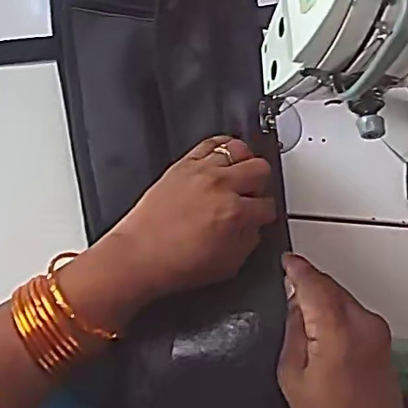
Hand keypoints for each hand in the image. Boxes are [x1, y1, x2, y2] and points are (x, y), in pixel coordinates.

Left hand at [94, 136, 276, 303]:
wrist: (140, 255)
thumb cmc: (175, 262)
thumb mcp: (227, 265)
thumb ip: (248, 241)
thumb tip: (254, 227)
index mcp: (235, 213)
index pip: (267, 205)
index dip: (266, 213)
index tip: (260, 215)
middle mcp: (221, 186)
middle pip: (260, 169)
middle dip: (261, 184)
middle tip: (253, 193)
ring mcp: (201, 171)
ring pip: (238, 149)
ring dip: (243, 163)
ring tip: (240, 173)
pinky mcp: (183, 164)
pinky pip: (210, 142)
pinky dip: (222, 146)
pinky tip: (223, 156)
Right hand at [278, 252, 407, 407]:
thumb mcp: (291, 378)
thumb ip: (292, 330)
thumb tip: (293, 303)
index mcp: (337, 332)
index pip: (312, 282)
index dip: (295, 267)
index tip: (285, 261)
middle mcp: (363, 325)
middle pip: (328, 285)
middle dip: (307, 284)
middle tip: (286, 292)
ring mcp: (377, 331)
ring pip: (341, 295)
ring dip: (322, 297)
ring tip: (303, 318)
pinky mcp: (383, 338)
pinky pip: (352, 309)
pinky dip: (335, 310)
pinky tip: (322, 328)